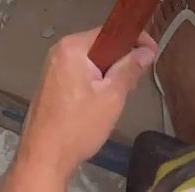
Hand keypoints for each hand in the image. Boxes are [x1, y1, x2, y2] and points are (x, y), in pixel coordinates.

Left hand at [12, 28, 154, 181]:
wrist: (42, 162)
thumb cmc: (78, 125)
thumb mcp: (112, 96)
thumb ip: (130, 69)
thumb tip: (146, 51)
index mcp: (73, 47)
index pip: (110, 32)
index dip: (134, 40)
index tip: (151, 51)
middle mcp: (59, 52)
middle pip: (99, 47)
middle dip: (119, 61)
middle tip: (135, 80)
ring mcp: (51, 70)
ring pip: (89, 63)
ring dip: (106, 75)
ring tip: (118, 94)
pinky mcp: (48, 87)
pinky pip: (77, 75)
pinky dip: (92, 84)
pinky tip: (98, 104)